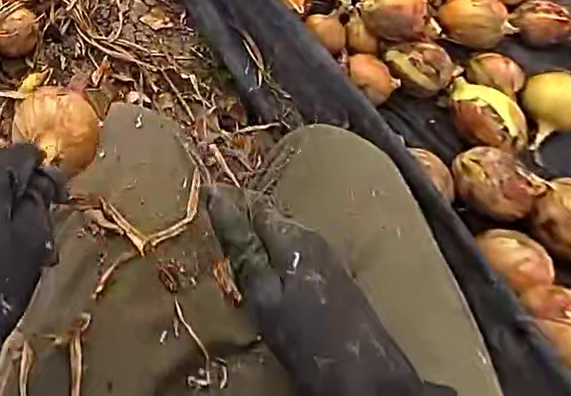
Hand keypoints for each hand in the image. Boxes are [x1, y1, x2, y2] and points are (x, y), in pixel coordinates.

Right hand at [207, 185, 452, 395]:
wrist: (370, 379)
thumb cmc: (309, 338)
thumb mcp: (265, 296)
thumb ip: (242, 246)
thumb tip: (215, 194)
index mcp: (291, 235)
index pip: (252, 202)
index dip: (227, 200)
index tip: (200, 199)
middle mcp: (310, 235)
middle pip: (269, 217)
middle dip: (242, 219)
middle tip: (211, 230)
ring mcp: (326, 256)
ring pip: (282, 237)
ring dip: (259, 240)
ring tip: (234, 253)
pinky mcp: (334, 277)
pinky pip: (295, 255)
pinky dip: (275, 259)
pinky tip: (268, 277)